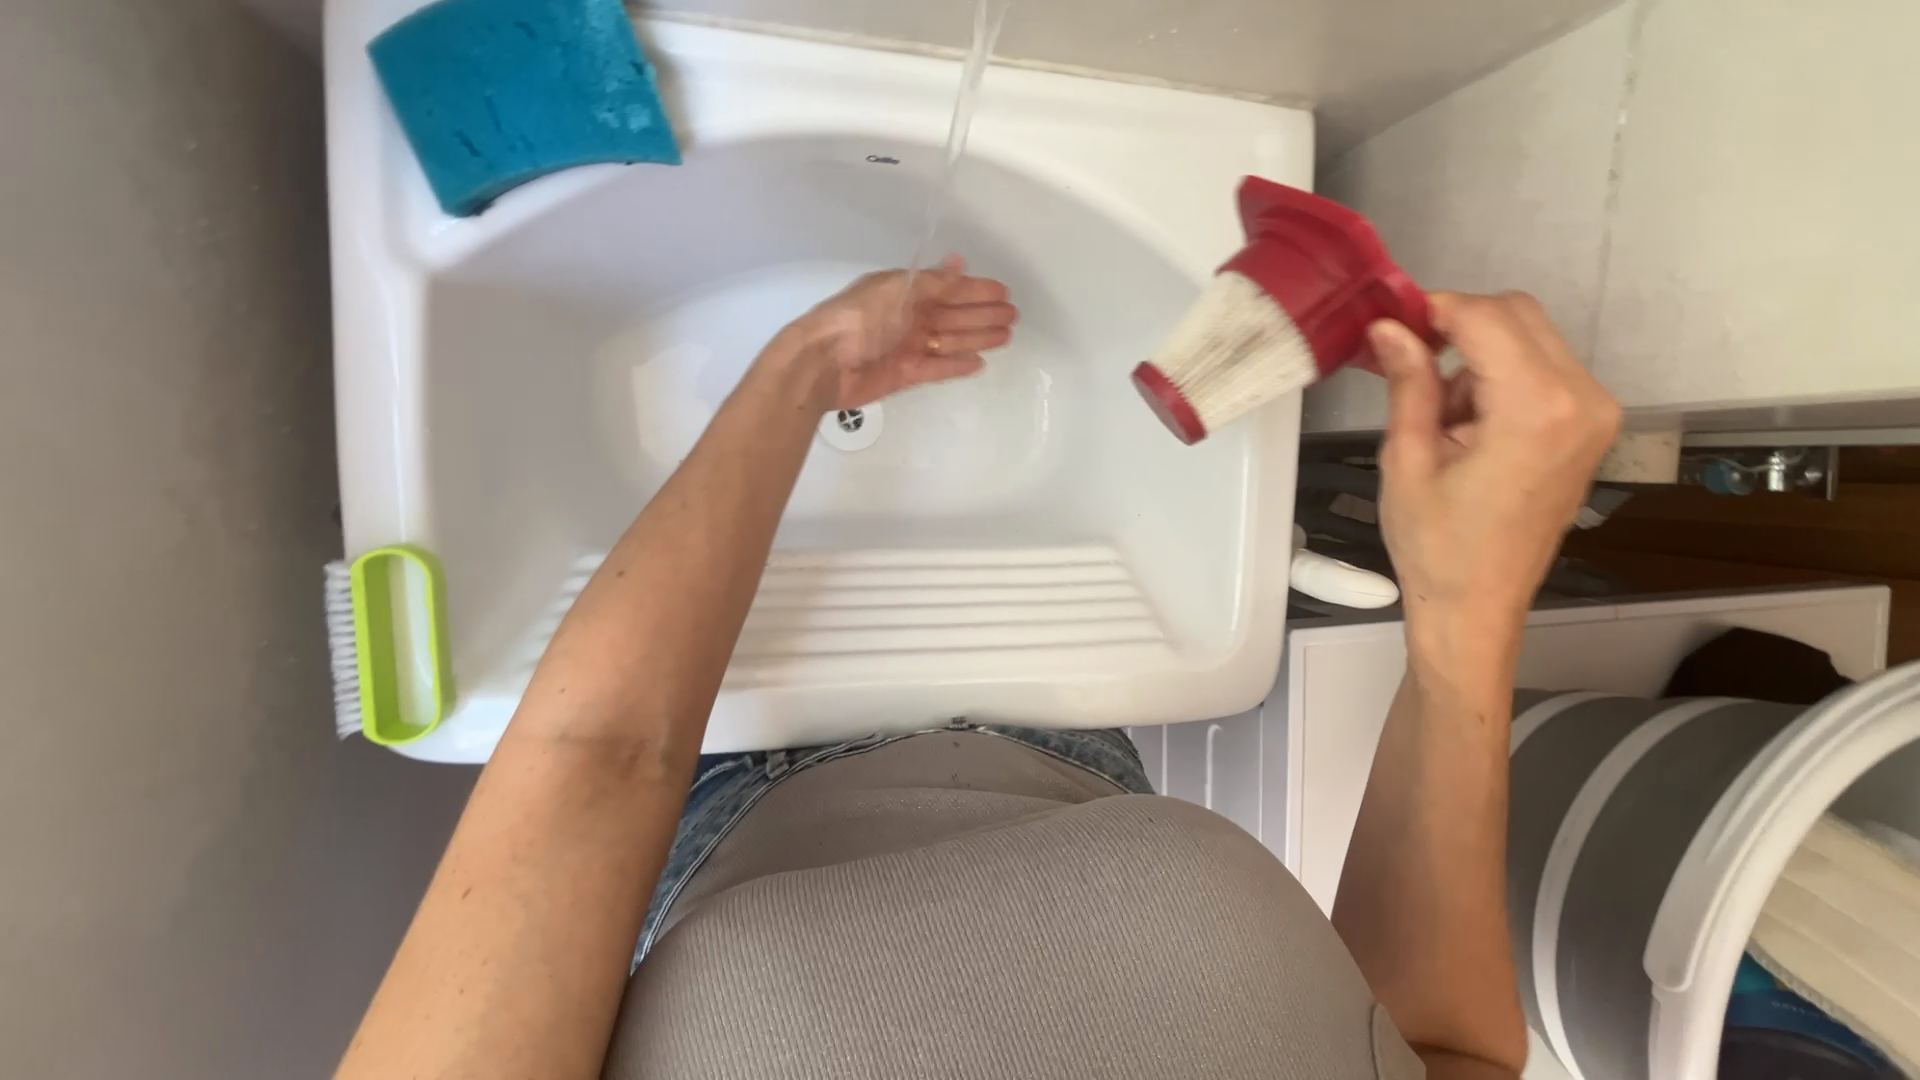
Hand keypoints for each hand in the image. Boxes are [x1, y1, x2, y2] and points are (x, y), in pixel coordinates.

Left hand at [782, 256, 1016, 410]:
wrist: (824, 363)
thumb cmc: (859, 320)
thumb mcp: (898, 291)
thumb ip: (932, 282)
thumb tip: (958, 263)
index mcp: (903, 291)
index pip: (948, 287)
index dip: (975, 289)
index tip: (1002, 292)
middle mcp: (906, 317)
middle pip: (953, 314)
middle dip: (982, 314)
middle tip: (1012, 316)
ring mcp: (905, 346)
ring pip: (949, 340)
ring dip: (977, 337)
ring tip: (1005, 337)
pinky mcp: (903, 374)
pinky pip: (937, 368)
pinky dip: (956, 365)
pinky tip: (979, 363)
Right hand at [1370, 292, 1620, 670]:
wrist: (1476, 604)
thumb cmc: (1433, 542)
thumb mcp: (1407, 458)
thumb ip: (1408, 383)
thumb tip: (1389, 327)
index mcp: (1536, 408)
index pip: (1487, 318)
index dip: (1433, 308)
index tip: (1388, 321)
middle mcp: (1583, 399)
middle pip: (1518, 316)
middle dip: (1456, 324)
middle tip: (1402, 357)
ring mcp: (1596, 413)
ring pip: (1531, 338)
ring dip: (1477, 354)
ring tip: (1435, 412)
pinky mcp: (1590, 426)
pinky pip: (1543, 370)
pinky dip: (1499, 376)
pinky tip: (1466, 422)